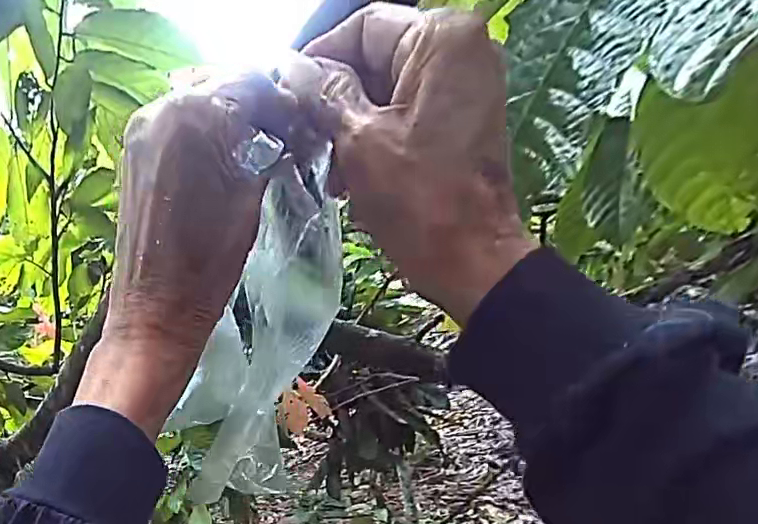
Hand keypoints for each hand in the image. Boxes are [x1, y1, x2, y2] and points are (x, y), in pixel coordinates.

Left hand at [75, 73, 299, 436]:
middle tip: (281, 139)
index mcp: (194, 115)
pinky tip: (222, 163)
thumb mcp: (250, 202)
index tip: (301, 128)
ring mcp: (142, 131)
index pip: (251, 82)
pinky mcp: (134, 155)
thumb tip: (281, 132)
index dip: (283, 104)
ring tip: (253, 153)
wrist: (157, 313)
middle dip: (255, 108)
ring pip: (198, 103)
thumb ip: (264, 152)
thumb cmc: (207, 269)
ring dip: (228, 120)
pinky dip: (203, 135)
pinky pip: (178, 126)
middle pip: (221, 86)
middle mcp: (161, 109)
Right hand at [281, 5, 536, 321]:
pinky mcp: (461, 129)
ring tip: (331, 175)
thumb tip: (293, 71)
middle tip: (304, 142)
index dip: (319, 59)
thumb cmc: (419, 202)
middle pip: (378, 61)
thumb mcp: (362, 144)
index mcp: (442, 39)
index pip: (364, 27)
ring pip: (389, 96)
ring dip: (352, 132)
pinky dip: (377, 146)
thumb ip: (326, 97)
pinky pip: (407, 122)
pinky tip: (353, 183)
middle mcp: (461, 52)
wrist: (470, 262)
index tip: (287, 94)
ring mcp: (465, 92)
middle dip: (336, 104)